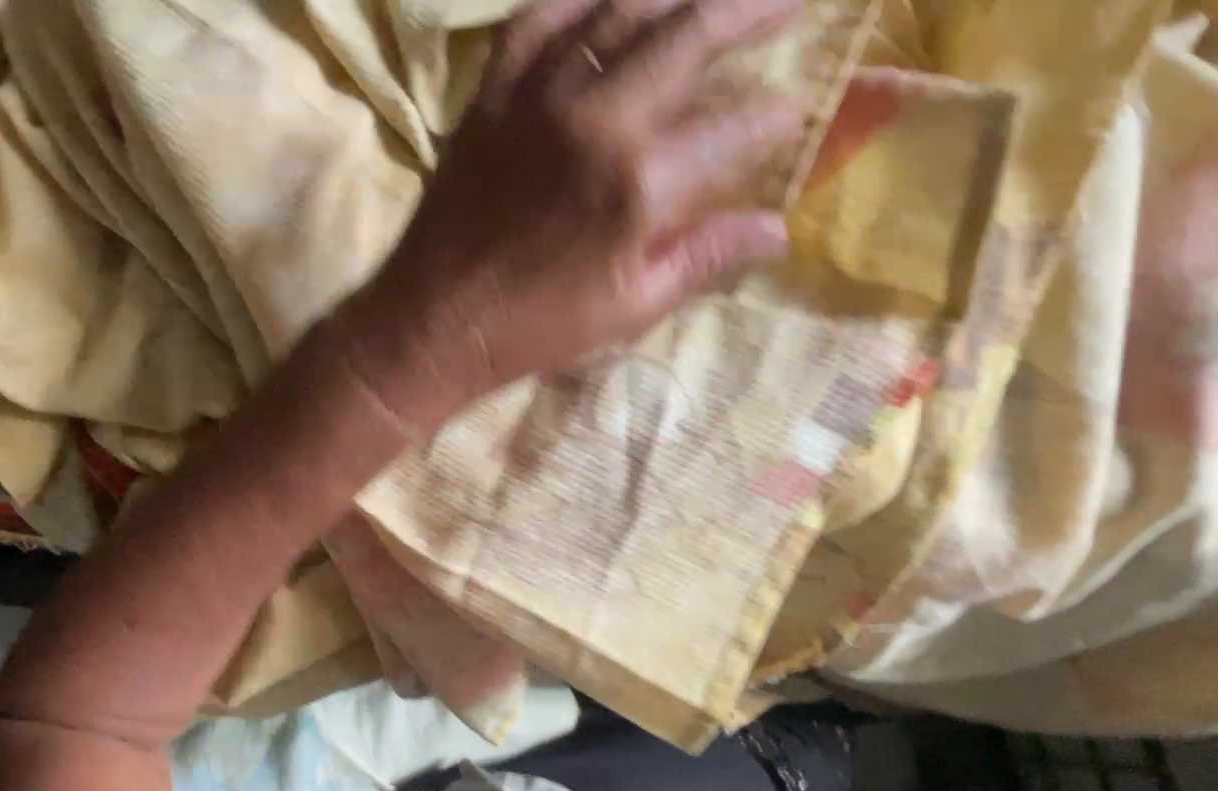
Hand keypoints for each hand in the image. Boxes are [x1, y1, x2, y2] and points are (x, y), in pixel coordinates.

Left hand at [348, 0, 801, 420]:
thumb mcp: (627, 310)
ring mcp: (535, 99)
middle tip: (790, 3)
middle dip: (753, 8)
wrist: (427, 326)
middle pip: (690, 32)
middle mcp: (594, 119)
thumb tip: (777, 230)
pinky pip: (535, 20)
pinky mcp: (489, 98)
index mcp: (638, 183)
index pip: (736, 125)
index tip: (784, 121)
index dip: (772, 119)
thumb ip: (702, 258)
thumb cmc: (530, 331)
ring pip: (619, 8)